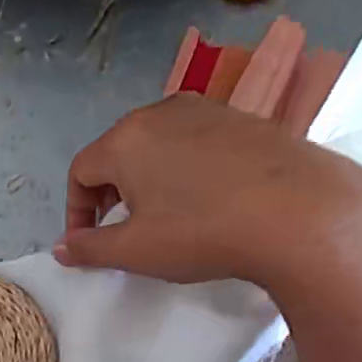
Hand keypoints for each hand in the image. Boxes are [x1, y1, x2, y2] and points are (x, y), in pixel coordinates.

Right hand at [53, 94, 361, 298]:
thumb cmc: (201, 231)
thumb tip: (61, 248)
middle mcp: (160, 112)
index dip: (76, 211)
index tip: (88, 244)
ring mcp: (206, 110)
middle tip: (121, 230)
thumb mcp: (135, 251)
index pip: (80, 171)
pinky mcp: (242, 119)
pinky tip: (205, 199)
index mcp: (126, 139)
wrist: (301, 213)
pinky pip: (194, 141)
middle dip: (109, 194)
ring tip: (163, 215)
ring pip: (156, 144)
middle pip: (116, 152)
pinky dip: (183, 169)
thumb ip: (90, 249)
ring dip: (146, 179)